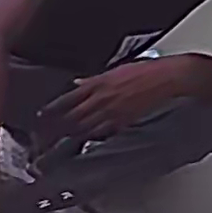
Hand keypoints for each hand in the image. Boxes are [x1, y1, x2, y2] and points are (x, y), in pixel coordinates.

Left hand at [40, 56, 196, 140]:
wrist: (171, 77)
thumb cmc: (146, 71)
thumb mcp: (115, 71)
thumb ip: (92, 80)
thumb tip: (76, 84)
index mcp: (97, 84)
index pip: (66, 99)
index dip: (51, 109)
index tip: (40, 116)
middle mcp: (99, 99)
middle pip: (69, 117)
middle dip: (55, 126)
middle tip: (43, 134)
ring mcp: (109, 111)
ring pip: (81, 127)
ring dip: (68, 135)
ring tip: (55, 141)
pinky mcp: (120, 121)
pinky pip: (98, 132)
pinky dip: (87, 137)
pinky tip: (80, 141)